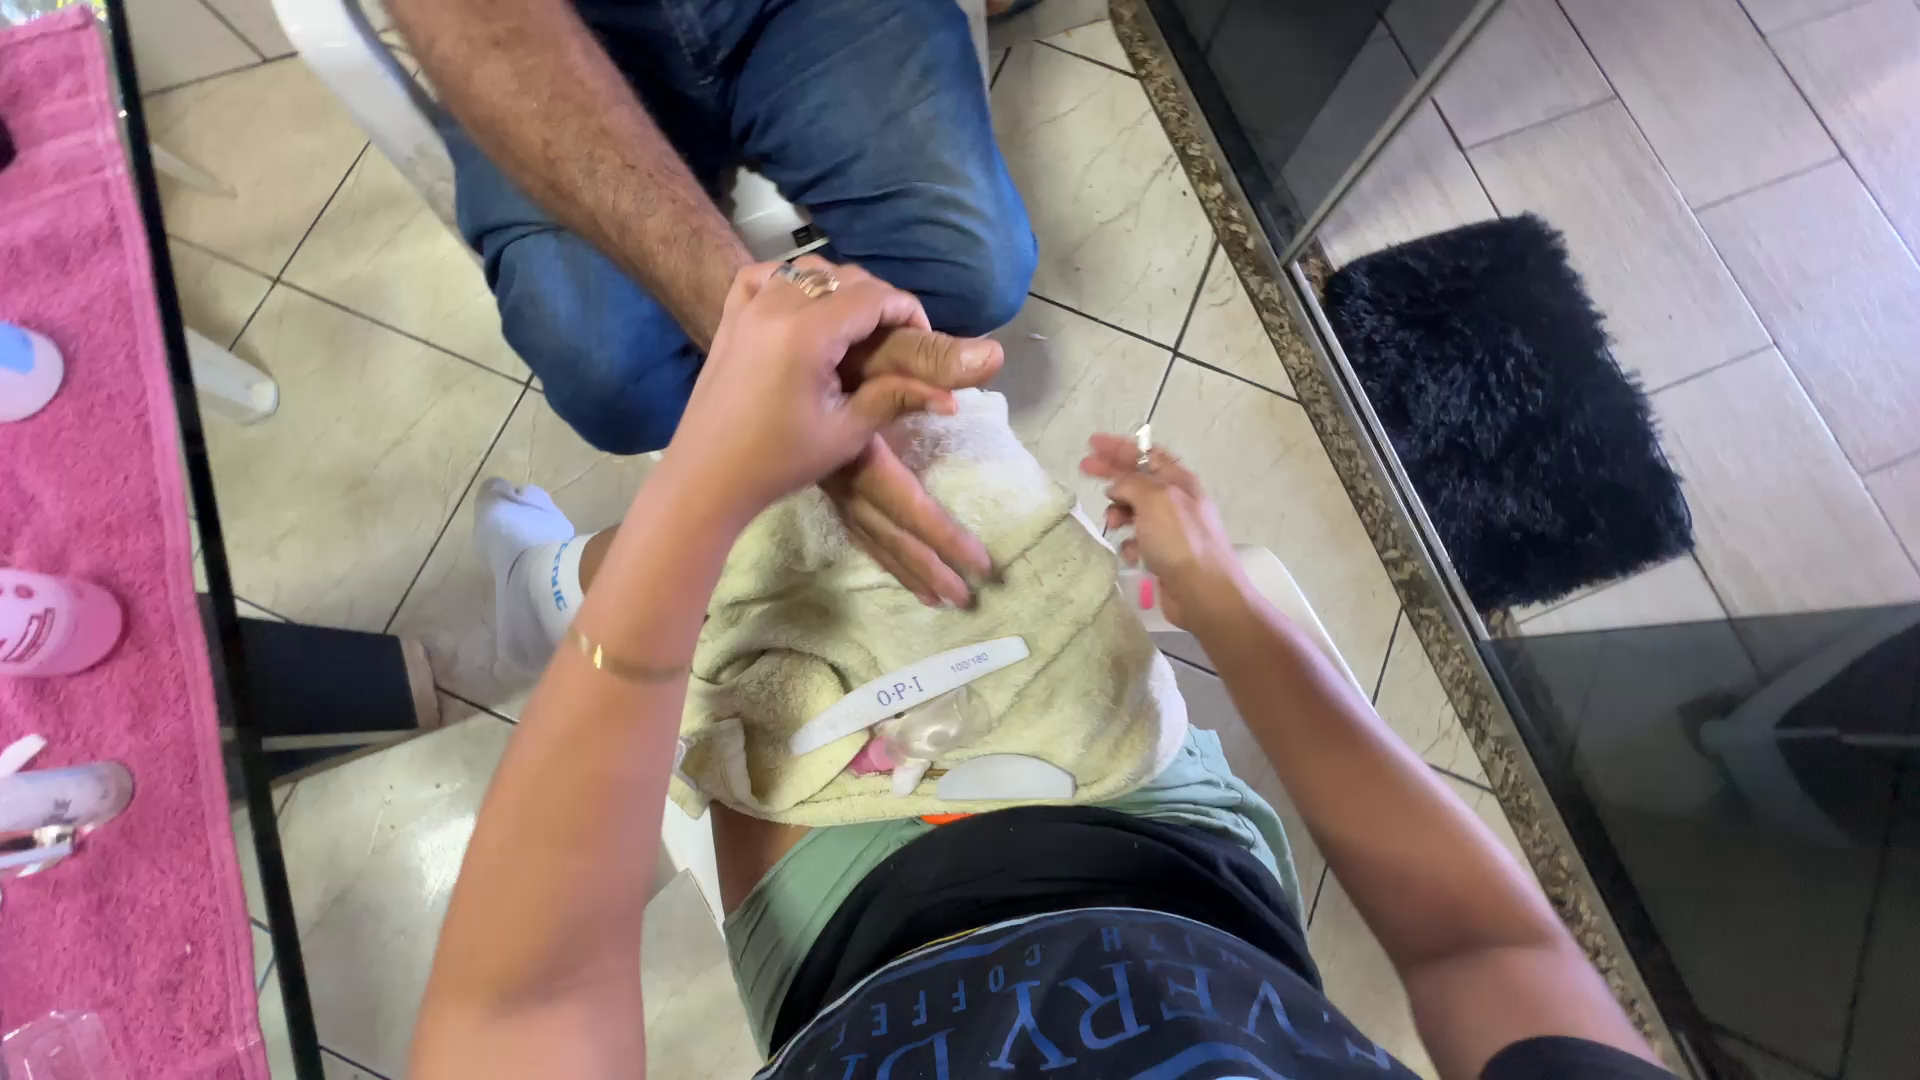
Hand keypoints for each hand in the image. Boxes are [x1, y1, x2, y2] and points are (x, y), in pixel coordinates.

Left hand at [664, 258, 958, 522]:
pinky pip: (766, 276)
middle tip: (895, 340)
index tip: (921, 338)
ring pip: (807, 271)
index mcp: (806, 333)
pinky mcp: (730, 319)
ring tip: (857, 328)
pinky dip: (792, 280)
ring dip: (840, 289)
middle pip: (843, 276)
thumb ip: (896, 400)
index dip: (907, 310)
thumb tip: (951, 399)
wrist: (708, 477)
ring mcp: (748, 308)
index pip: (873, 295)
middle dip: (879, 300)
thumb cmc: (779, 462)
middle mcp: (776, 305)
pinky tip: (804, 306)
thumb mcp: (846, 433)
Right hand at [821, 290, 1002, 609]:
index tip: (982, 565)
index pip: (905, 504)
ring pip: (867, 534)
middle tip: (964, 601)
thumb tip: (992, 359)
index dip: (942, 535)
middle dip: (924, 568)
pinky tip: (891, 559)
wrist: (766, 343)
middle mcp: (840, 477)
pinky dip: (876, 548)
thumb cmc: (824, 341)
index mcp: (854, 452)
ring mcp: (829, 481)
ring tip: (933, 598)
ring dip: (900, 567)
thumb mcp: (877, 344)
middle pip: (885, 533)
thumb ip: (931, 356)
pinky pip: (854, 524)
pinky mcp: (824, 478)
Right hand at [1080, 433, 1251, 631]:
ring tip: (1112, 524)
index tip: (1092, 443)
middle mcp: (1176, 501)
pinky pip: (1138, 540)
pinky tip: (1130, 552)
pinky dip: (1129, 542)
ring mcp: (1170, 529)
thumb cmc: (1181, 541)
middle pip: (1137, 479)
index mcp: (1179, 481)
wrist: (1203, 592)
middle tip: (1084, 469)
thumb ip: (1132, 483)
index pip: (1147, 454)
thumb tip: (1117, 487)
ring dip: (1119, 513)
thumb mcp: (1156, 500)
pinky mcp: (1163, 554)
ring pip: (1134, 511)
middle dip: (1111, 475)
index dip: (1120, 447)